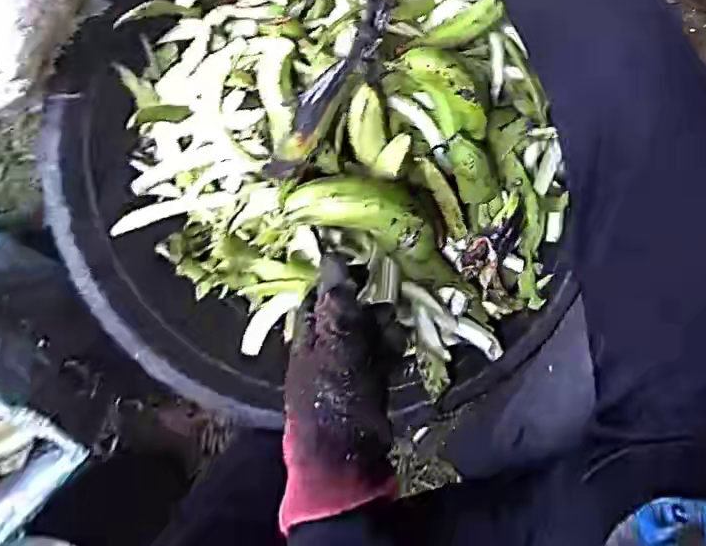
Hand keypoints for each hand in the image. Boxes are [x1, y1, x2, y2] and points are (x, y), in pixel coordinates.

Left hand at [279, 255, 396, 534]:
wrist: (348, 451)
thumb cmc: (334, 389)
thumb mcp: (335, 337)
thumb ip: (336, 297)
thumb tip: (330, 253)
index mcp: (308, 334)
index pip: (323, 293)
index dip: (342, 278)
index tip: (365, 266)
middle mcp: (326, 345)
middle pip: (353, 309)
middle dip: (372, 307)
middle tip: (385, 306)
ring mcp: (348, 363)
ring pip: (373, 328)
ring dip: (387, 329)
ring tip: (391, 340)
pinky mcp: (369, 377)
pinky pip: (385, 350)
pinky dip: (393, 349)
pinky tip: (396, 356)